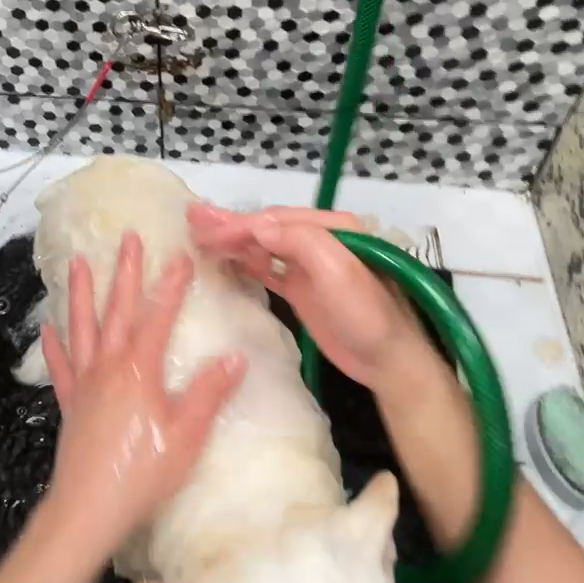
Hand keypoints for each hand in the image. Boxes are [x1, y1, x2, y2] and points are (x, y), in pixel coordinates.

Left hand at [40, 231, 247, 553]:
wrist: (88, 507)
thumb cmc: (143, 472)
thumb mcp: (187, 435)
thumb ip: (208, 393)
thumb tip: (235, 356)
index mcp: (139, 369)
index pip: (159, 316)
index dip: (171, 285)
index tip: (181, 254)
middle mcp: (108, 365)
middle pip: (117, 309)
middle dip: (125, 271)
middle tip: (127, 237)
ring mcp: (85, 381)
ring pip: (81, 326)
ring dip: (80, 292)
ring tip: (77, 261)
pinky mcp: (70, 401)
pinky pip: (59, 364)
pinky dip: (52, 343)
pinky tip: (46, 326)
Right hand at [187, 204, 440, 398]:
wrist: (390, 362)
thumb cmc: (367, 316)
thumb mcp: (339, 274)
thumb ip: (302, 243)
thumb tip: (257, 226)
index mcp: (334, 228)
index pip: (278, 220)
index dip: (242, 223)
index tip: (208, 229)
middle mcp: (321, 241)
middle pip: (268, 229)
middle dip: (231, 226)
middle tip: (193, 223)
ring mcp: (310, 266)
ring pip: (264, 247)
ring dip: (233, 242)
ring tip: (199, 238)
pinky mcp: (303, 289)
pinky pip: (268, 269)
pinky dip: (245, 263)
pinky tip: (223, 260)